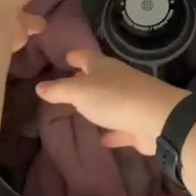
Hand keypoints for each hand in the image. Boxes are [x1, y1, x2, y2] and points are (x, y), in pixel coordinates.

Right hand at [35, 50, 188, 152]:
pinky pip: (120, 127)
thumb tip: (38, 86)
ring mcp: (130, 102)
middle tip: (69, 85)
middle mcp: (118, 80)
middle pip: (99, 77)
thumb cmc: (114, 97)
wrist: (157, 118)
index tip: (66, 56)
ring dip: (98, 106)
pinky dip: (111, 131)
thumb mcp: (80, 92)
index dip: (75, 56)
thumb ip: (59, 90)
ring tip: (82, 112)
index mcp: (103, 67)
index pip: (86, 56)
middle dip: (85, 80)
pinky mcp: (138, 124)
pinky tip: (102, 139)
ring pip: (110, 102)